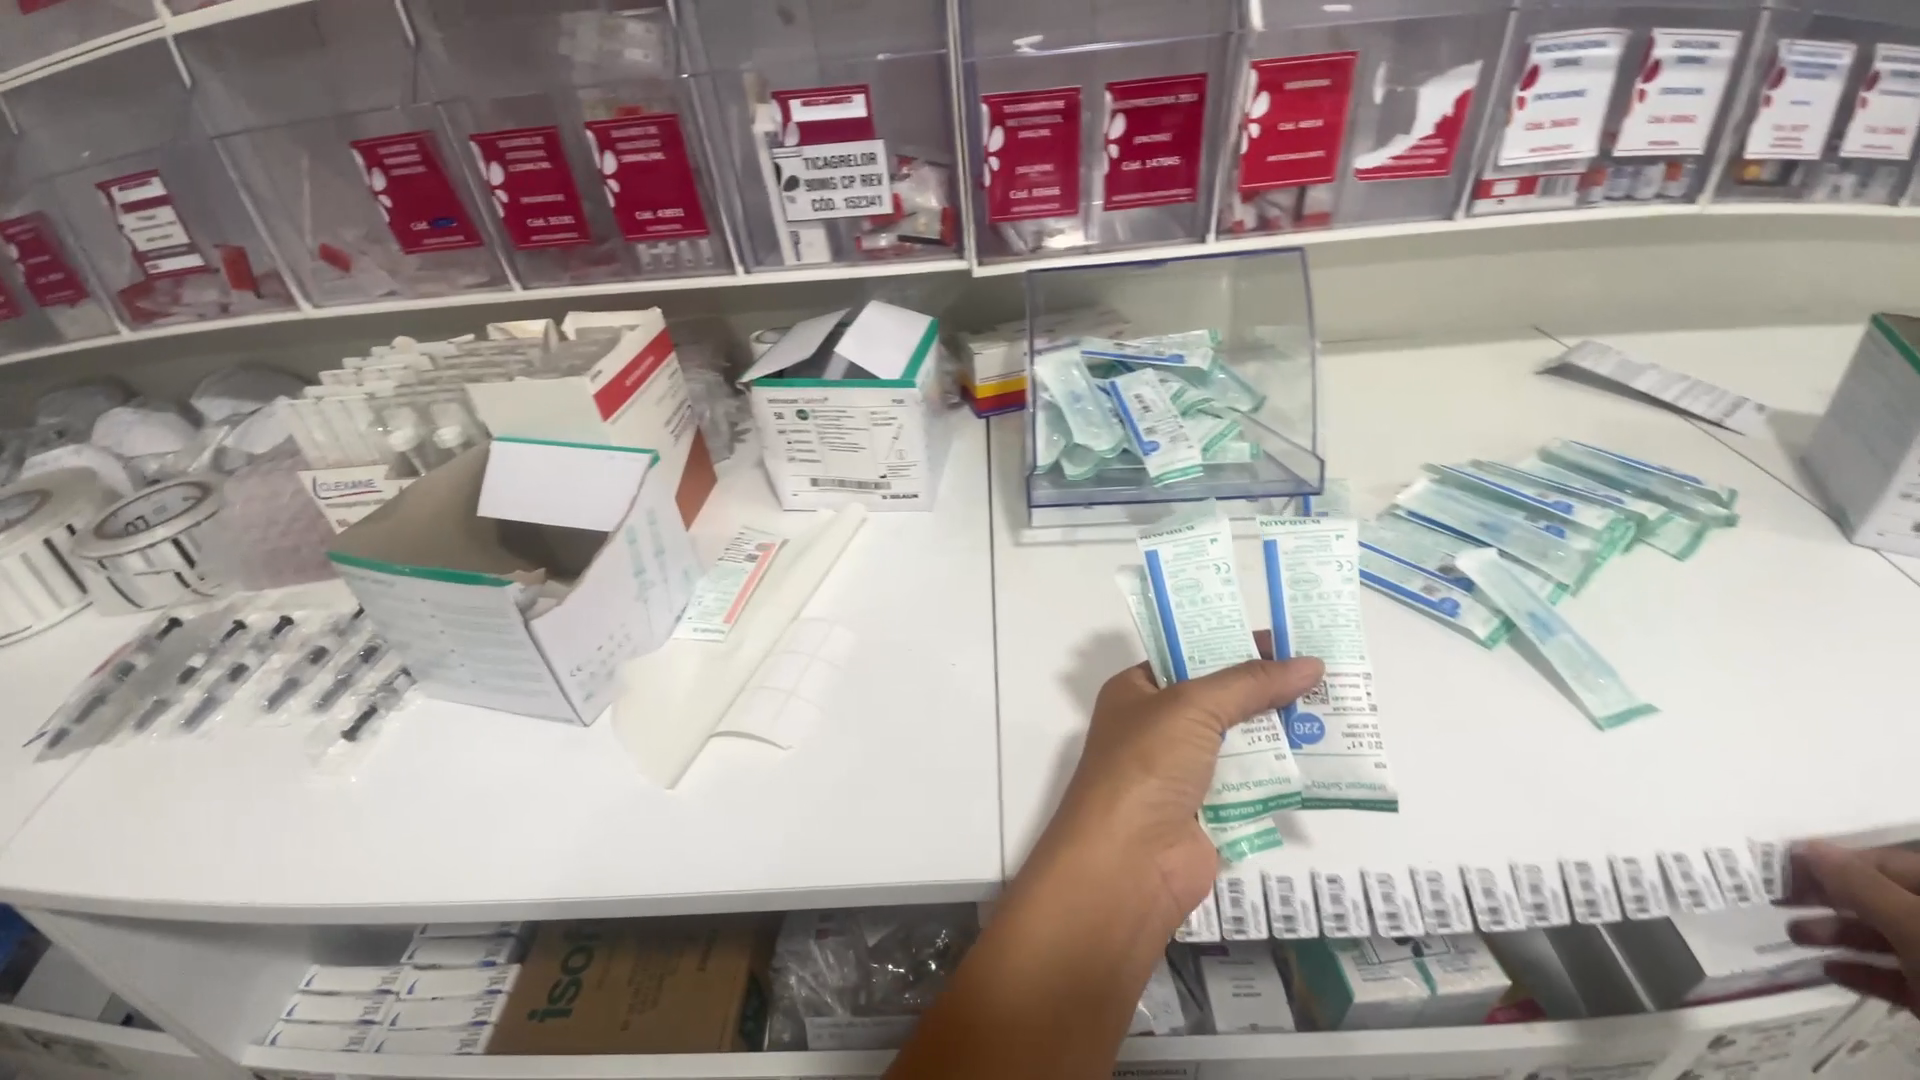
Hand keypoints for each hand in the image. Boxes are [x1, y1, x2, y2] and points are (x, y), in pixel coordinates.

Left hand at [1039, 640, 1324, 933]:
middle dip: (1267, 689)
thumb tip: (1309, 663)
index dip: (1234, 644)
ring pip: (1241, 742)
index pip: (1189, 655)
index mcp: (1137, 691)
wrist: (1126, 864)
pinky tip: (1326, 759)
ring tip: (1338, 711)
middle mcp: (1155, 728)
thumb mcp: (1192, 707)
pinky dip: (1282, 774)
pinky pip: (1251, 784)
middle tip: (1325, 673)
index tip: (1290, 639)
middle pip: (1220, 699)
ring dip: (1282, 730)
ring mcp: (1182, 773)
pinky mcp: (1208, 812)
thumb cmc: (1146, 767)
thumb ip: (1250, 684)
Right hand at [1784, 842, 1919, 1010]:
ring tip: (1796, 937)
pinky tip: (1829, 971)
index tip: (1781, 867)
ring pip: (1887, 939)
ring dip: (1837, 935)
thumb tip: (1809, 847)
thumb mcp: (1913, 924)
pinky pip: (1896, 978)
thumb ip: (1859, 884)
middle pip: (1883, 900)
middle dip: (1830, 900)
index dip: (1833, 862)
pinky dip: (1861, 972)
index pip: (1887, 863)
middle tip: (1778, 899)